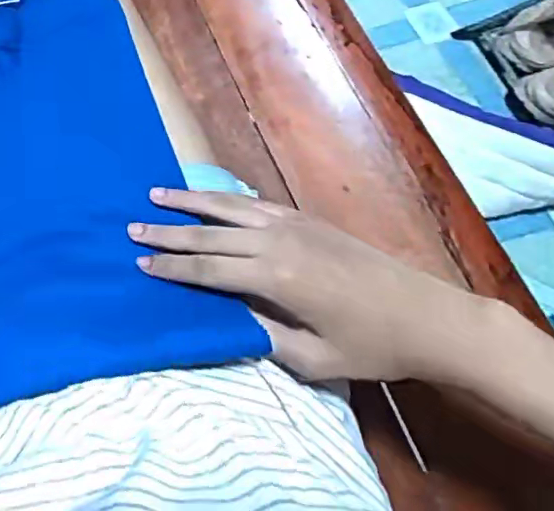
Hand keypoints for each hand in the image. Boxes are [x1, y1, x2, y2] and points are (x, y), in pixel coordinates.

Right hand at [131, 188, 491, 381]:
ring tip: (157, 194)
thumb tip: (230, 319)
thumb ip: (266, 337)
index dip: (173, 268)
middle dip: (169, 232)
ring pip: (228, 208)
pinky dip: (225, 198)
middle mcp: (276, 241)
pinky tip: (211, 198)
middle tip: (131, 227)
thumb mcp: (314, 358)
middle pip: (210, 234)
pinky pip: (254, 203)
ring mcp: (291, 223)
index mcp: (274, 279)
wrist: (422, 310)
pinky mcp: (304, 217)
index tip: (140, 263)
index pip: (209, 270)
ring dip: (190, 202)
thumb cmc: (370, 345)